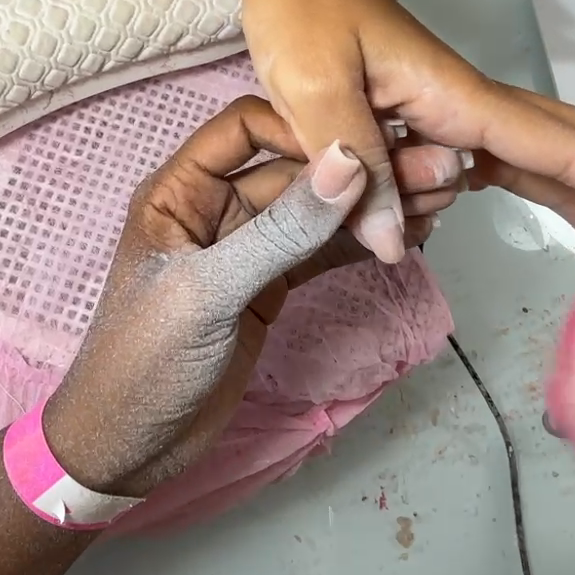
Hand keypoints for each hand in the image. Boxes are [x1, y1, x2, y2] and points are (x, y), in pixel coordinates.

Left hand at [42, 96, 461, 497]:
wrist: (131, 449)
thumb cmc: (147, 362)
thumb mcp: (210, 291)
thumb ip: (280, 230)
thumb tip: (348, 160)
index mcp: (180, 189)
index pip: (247, 128)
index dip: (306, 125)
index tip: (372, 137)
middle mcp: (214, 206)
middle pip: (293, 170)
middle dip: (359, 169)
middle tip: (440, 167)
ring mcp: (245, 247)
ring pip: (314, 211)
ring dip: (372, 204)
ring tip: (442, 194)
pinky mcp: (269, 285)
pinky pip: (320, 251)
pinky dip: (361, 242)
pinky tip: (412, 231)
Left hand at [237, 0, 574, 264]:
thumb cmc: (298, 7)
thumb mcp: (312, 86)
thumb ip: (354, 160)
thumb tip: (394, 244)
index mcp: (448, 92)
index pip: (549, 142)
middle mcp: (454, 99)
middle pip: (550, 141)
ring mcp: (435, 101)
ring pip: (510, 152)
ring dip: (549, 188)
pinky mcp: (408, 105)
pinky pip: (463, 151)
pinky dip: (487, 179)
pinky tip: (494, 196)